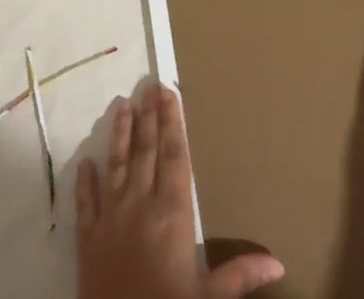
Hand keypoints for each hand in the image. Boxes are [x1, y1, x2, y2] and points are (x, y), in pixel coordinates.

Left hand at [76, 84, 284, 298]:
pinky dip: (85, 181)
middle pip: (144, 153)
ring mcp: (110, 219)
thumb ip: (240, 275)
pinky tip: (85, 162)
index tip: (169, 94)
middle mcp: (139, 206)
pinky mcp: (87, 239)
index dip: (172, 124)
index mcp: (172, 213)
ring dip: (119, 136)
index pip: (173, 157)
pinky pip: (86, 203)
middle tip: (148, 85)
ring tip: (121, 106)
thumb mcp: (209, 297)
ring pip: (116, 167)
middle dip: (148, 118)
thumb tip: (279, 261)